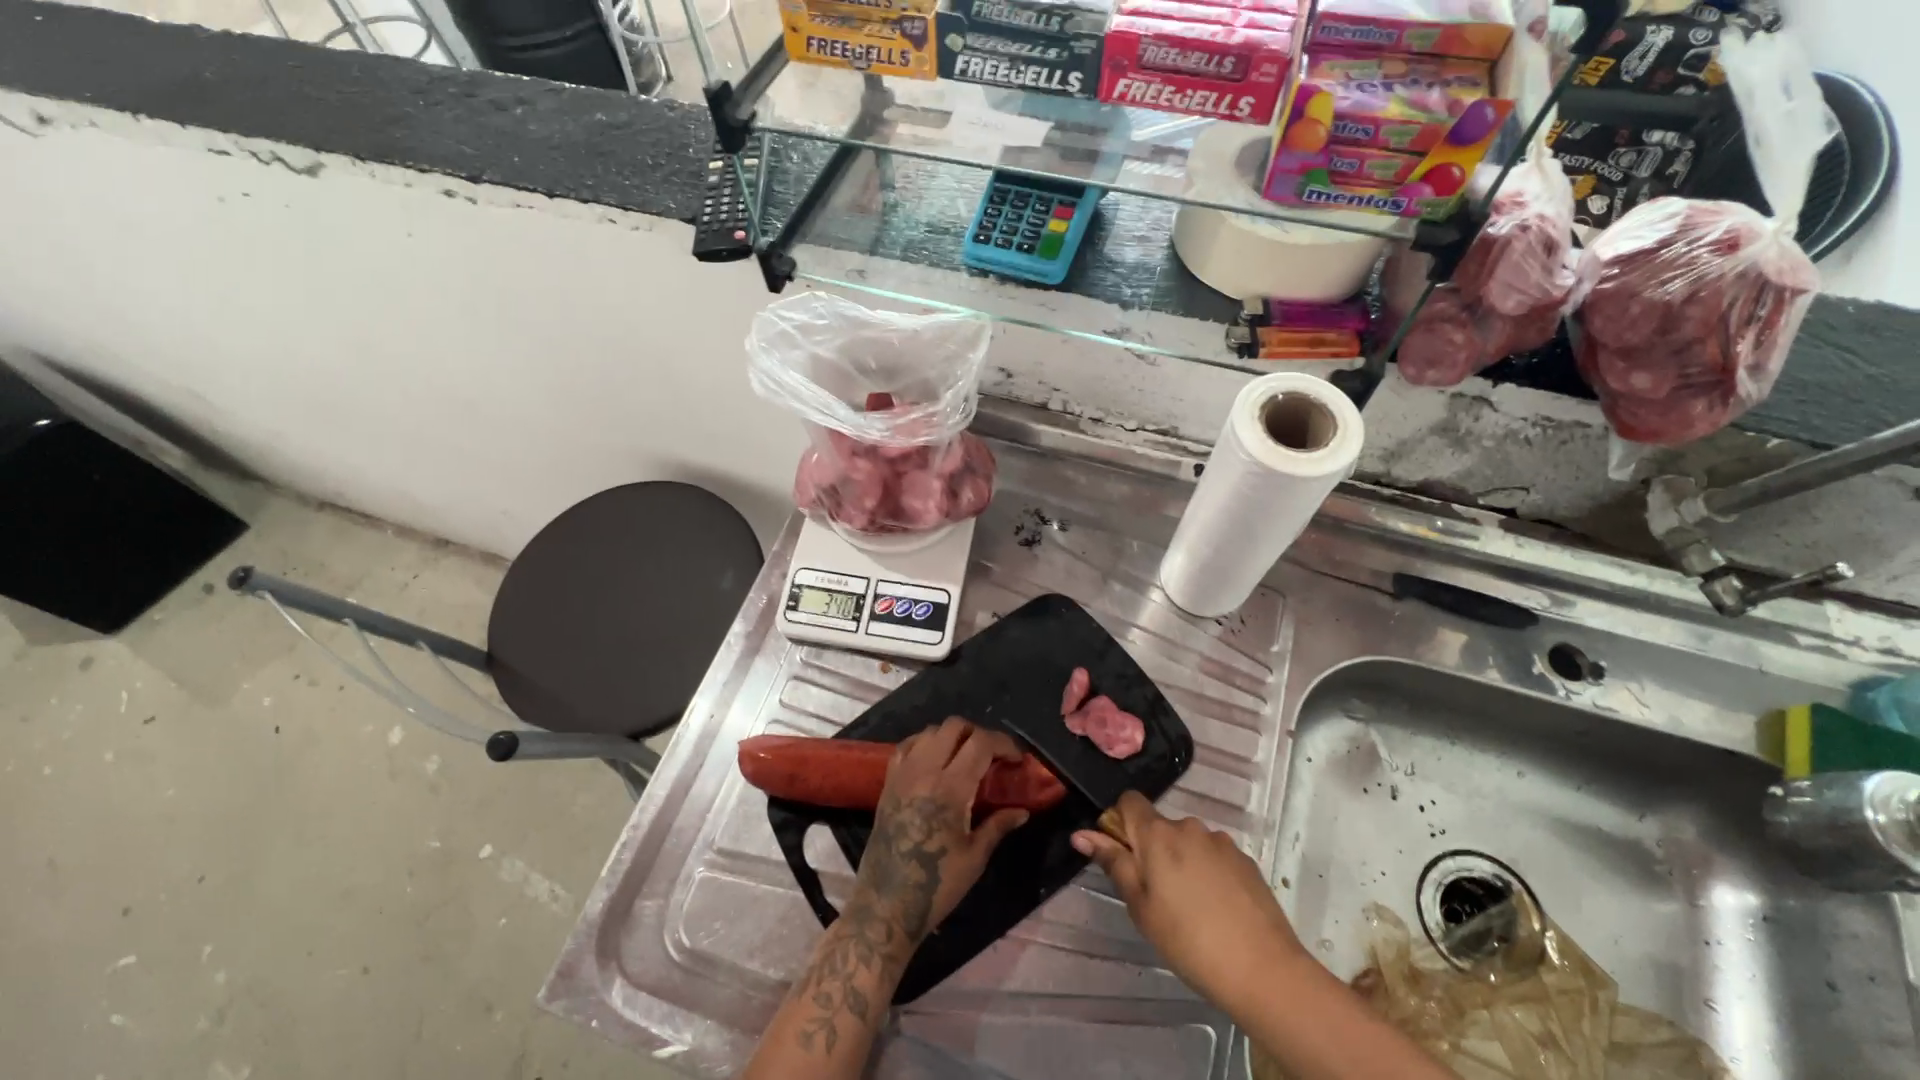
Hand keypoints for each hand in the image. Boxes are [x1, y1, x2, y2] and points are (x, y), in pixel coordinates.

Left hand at [854, 718, 1031, 948]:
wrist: (887, 903)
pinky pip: (906, 747)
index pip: (980, 743)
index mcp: (950, 788)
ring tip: (966, 757)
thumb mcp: (976, 857)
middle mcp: (923, 771)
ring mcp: (901, 775)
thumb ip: (998, 826)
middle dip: (978, 733)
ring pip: (929, 732)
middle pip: (953, 727)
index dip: (1004, 743)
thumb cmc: (938, 884)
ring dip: (952, 736)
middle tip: (993, 756)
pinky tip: (935, 762)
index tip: (1017, 759)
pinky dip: (925, 744)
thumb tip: (1022, 810)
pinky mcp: (887, 784)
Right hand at [1072, 792, 1307, 1011]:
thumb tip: (1082, 834)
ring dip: (1182, 863)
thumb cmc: (1187, 940)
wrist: (1262, 968)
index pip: (1130, 801)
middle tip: (1155, 897)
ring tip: (1190, 909)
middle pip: (1160, 826)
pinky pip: (1214, 858)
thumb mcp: (1140, 906)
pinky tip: (1216, 911)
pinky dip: (1208, 875)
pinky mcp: (1247, 862)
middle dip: (1152, 851)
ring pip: (1189, 844)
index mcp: (1158, 835)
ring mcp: (1222, 843)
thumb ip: (1113, 863)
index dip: (1120, 823)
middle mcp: (1190, 828)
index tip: (1123, 857)